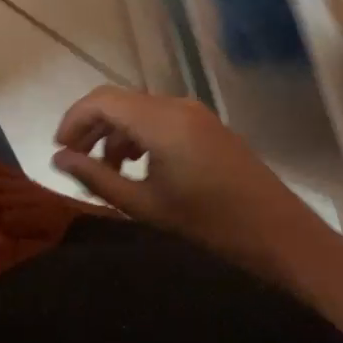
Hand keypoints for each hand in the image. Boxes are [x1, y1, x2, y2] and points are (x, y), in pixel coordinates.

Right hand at [55, 87, 342, 342]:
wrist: (285, 242)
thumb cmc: (211, 228)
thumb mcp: (146, 207)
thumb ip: (98, 178)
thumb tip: (58, 159)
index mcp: (161, 120)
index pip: (101, 100)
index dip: (73, 120)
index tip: (57, 151)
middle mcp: (178, 105)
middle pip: (119, 101)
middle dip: (91, 126)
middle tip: (72, 161)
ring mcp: (198, 114)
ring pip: (140, 109)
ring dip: (114, 132)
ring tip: (102, 169)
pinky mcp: (210, 128)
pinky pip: (161, 118)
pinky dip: (139, 135)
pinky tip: (137, 166)